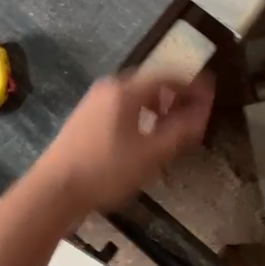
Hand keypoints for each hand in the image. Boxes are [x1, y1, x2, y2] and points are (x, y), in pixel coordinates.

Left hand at [29, 72, 213, 217]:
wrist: (54, 189)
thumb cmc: (105, 171)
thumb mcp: (150, 155)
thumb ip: (180, 132)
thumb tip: (202, 113)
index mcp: (125, 90)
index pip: (168, 76)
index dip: (192, 85)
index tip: (211, 95)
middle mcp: (109, 88)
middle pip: (150, 82)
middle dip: (175, 95)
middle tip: (194, 113)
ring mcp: (93, 101)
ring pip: (135, 95)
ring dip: (158, 105)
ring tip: (172, 127)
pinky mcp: (85, 117)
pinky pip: (121, 106)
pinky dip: (140, 113)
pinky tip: (144, 137)